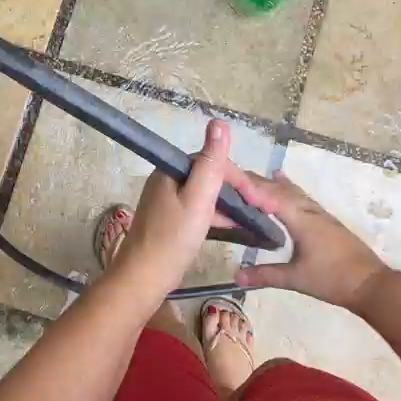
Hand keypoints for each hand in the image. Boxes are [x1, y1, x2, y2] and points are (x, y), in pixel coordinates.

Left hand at [114, 120, 251, 288]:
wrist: (143, 278)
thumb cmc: (173, 239)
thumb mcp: (198, 199)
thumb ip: (210, 163)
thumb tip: (219, 122)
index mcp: (171, 170)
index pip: (212, 160)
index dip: (237, 177)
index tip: (257, 199)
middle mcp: (166, 179)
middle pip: (208, 175)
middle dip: (234, 190)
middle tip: (258, 211)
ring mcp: (166, 199)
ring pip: (203, 193)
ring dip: (226, 203)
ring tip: (249, 219)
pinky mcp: (168, 219)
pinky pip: (197, 208)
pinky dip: (215, 214)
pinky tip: (230, 226)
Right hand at [232, 171, 388, 310]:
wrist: (371, 284)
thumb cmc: (333, 279)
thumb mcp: (296, 278)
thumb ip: (265, 275)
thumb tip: (235, 275)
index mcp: (300, 219)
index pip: (270, 196)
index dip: (249, 186)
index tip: (228, 177)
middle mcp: (309, 210)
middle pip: (279, 189)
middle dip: (256, 181)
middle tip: (230, 175)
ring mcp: (319, 213)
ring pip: (291, 191)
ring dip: (270, 183)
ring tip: (249, 176)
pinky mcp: (325, 219)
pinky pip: (301, 196)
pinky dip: (287, 187)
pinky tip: (283, 181)